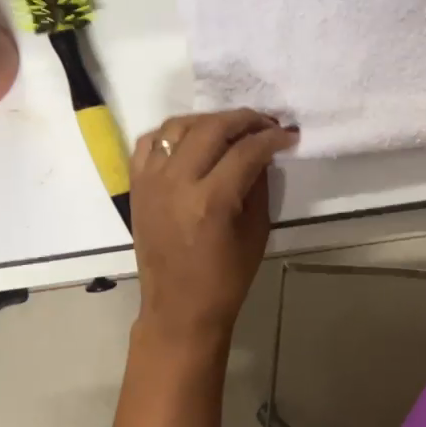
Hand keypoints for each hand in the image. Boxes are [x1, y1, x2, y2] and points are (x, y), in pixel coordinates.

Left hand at [130, 111, 298, 346]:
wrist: (179, 306)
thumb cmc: (226, 278)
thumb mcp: (256, 232)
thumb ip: (258, 187)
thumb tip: (263, 154)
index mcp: (212, 202)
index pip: (246, 151)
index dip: (272, 138)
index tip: (289, 135)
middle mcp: (177, 184)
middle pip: (211, 129)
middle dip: (244, 120)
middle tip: (266, 123)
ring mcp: (151, 181)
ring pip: (178, 127)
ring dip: (210, 120)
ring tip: (232, 127)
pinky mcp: (136, 185)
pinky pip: (151, 142)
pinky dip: (174, 132)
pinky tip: (194, 139)